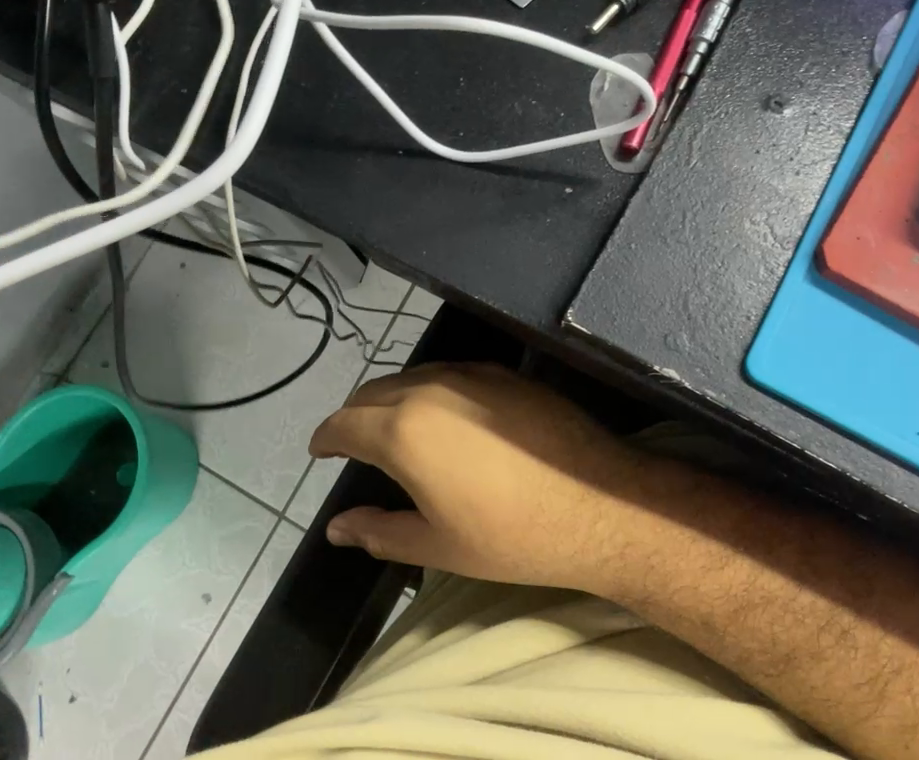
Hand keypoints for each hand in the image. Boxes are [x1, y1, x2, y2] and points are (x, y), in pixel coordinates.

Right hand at [309, 363, 656, 593]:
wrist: (599, 504)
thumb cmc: (513, 536)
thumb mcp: (437, 546)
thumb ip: (379, 532)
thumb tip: (336, 527)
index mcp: (403, 431)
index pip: (343, 423)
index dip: (324, 438)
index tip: (319, 452)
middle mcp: (430, 388)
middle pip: (372, 392)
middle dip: (354, 417)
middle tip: (352, 447)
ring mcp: (471, 373)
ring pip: (411, 376)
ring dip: (390, 399)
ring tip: (394, 431)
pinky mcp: (505, 372)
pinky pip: (449, 372)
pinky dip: (429, 390)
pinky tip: (444, 417)